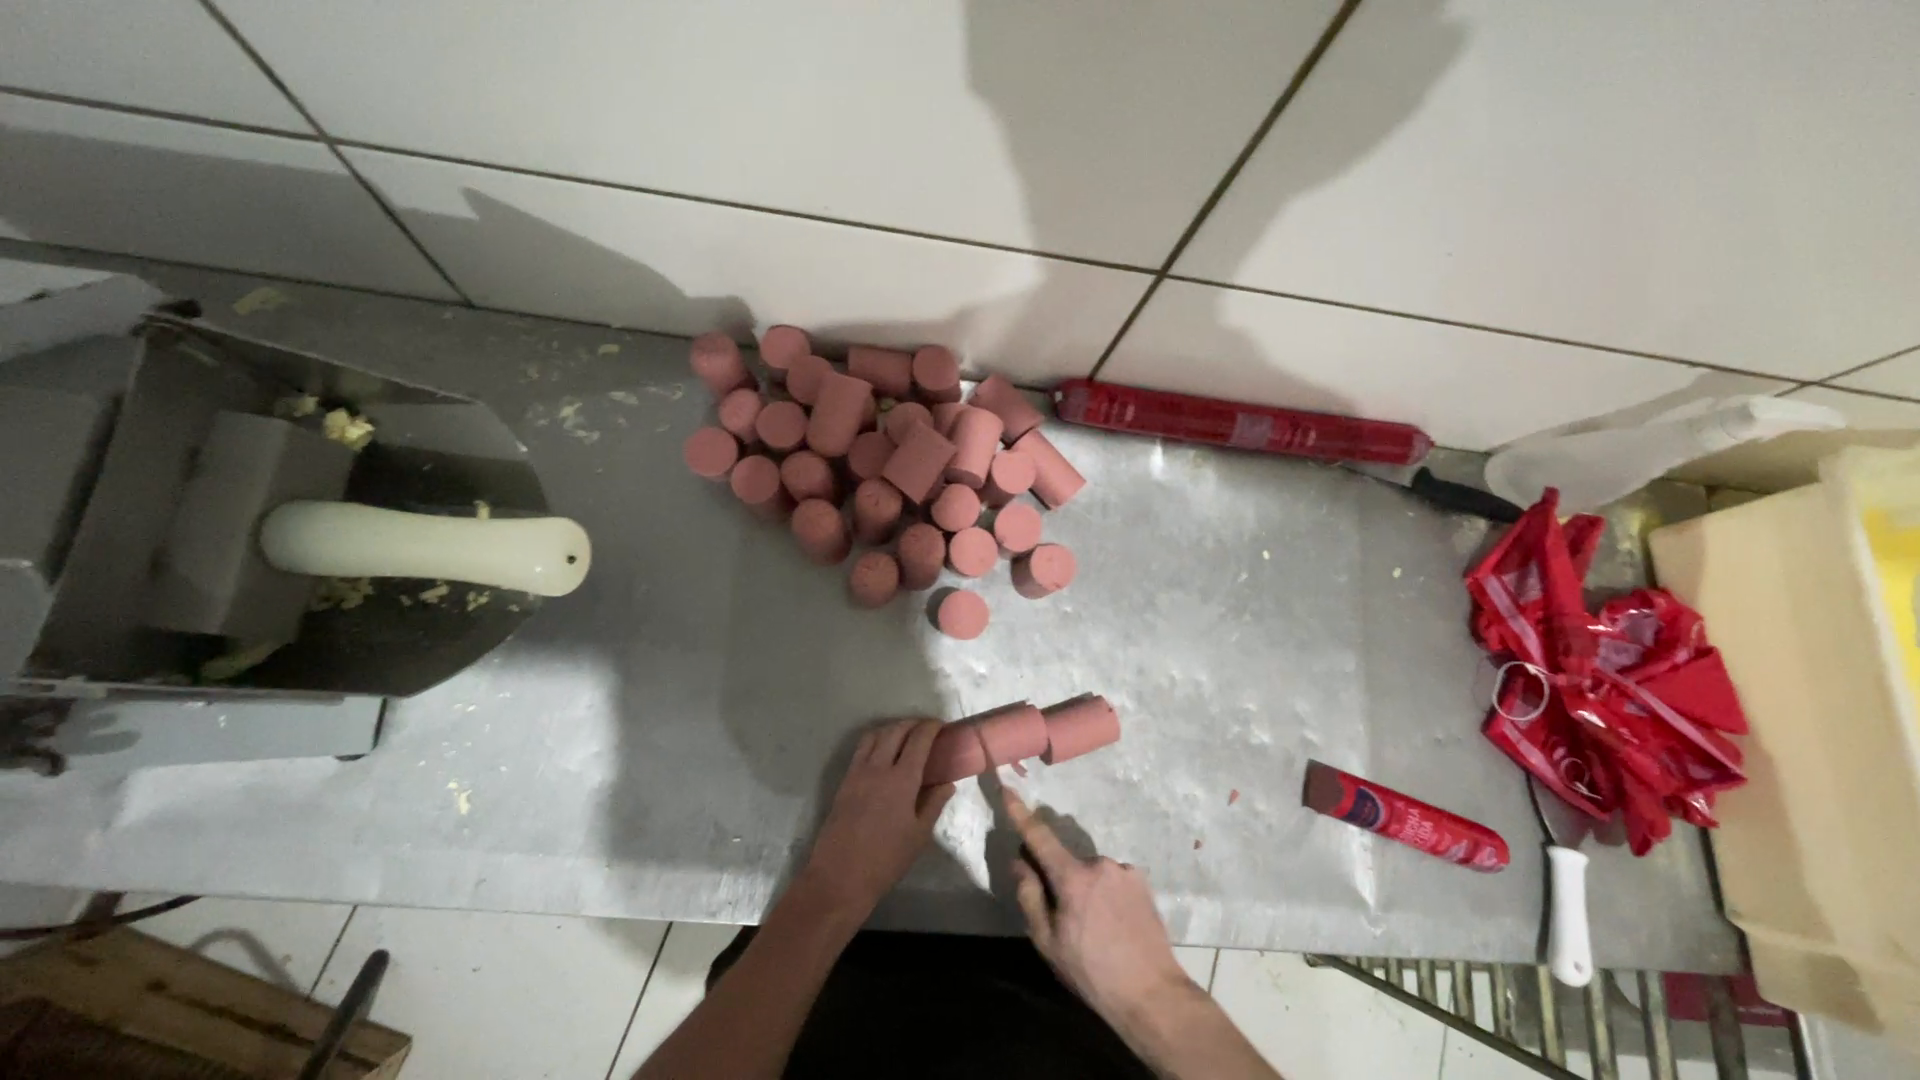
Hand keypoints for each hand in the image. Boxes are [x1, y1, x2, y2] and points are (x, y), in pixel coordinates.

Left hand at [798, 719, 955, 918]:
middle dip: (912, 724)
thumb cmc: (886, 860)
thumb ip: (934, 804)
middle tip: (926, 728)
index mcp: (901, 780)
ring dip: (891, 729)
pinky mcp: (844, 782)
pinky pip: (860, 750)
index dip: (931, 727)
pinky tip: (882, 753)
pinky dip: (875, 741)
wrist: (840, 876)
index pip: (918, 740)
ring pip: (874, 736)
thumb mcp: (919, 835)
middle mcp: (877, 768)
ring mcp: (857, 773)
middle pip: (895, 731)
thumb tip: (947, 783)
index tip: (941, 725)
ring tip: (904, 735)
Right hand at [1004, 787, 1196, 1024]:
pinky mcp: (1142, 882)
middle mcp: (1100, 863)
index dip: (1019, 812)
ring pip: (1089, 871)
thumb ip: (1029, 896)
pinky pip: (1110, 879)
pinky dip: (1104, 893)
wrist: (1152, 994)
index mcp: (1073, 878)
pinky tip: (1112, 924)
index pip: (1039, 836)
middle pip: (1065, 860)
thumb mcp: (1047, 941)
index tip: (1006, 786)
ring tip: (1093, 929)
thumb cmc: (1091, 972)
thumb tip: (1019, 861)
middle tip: (1061, 918)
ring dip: (1083, 887)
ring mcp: (1124, 871)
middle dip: (1057, 878)